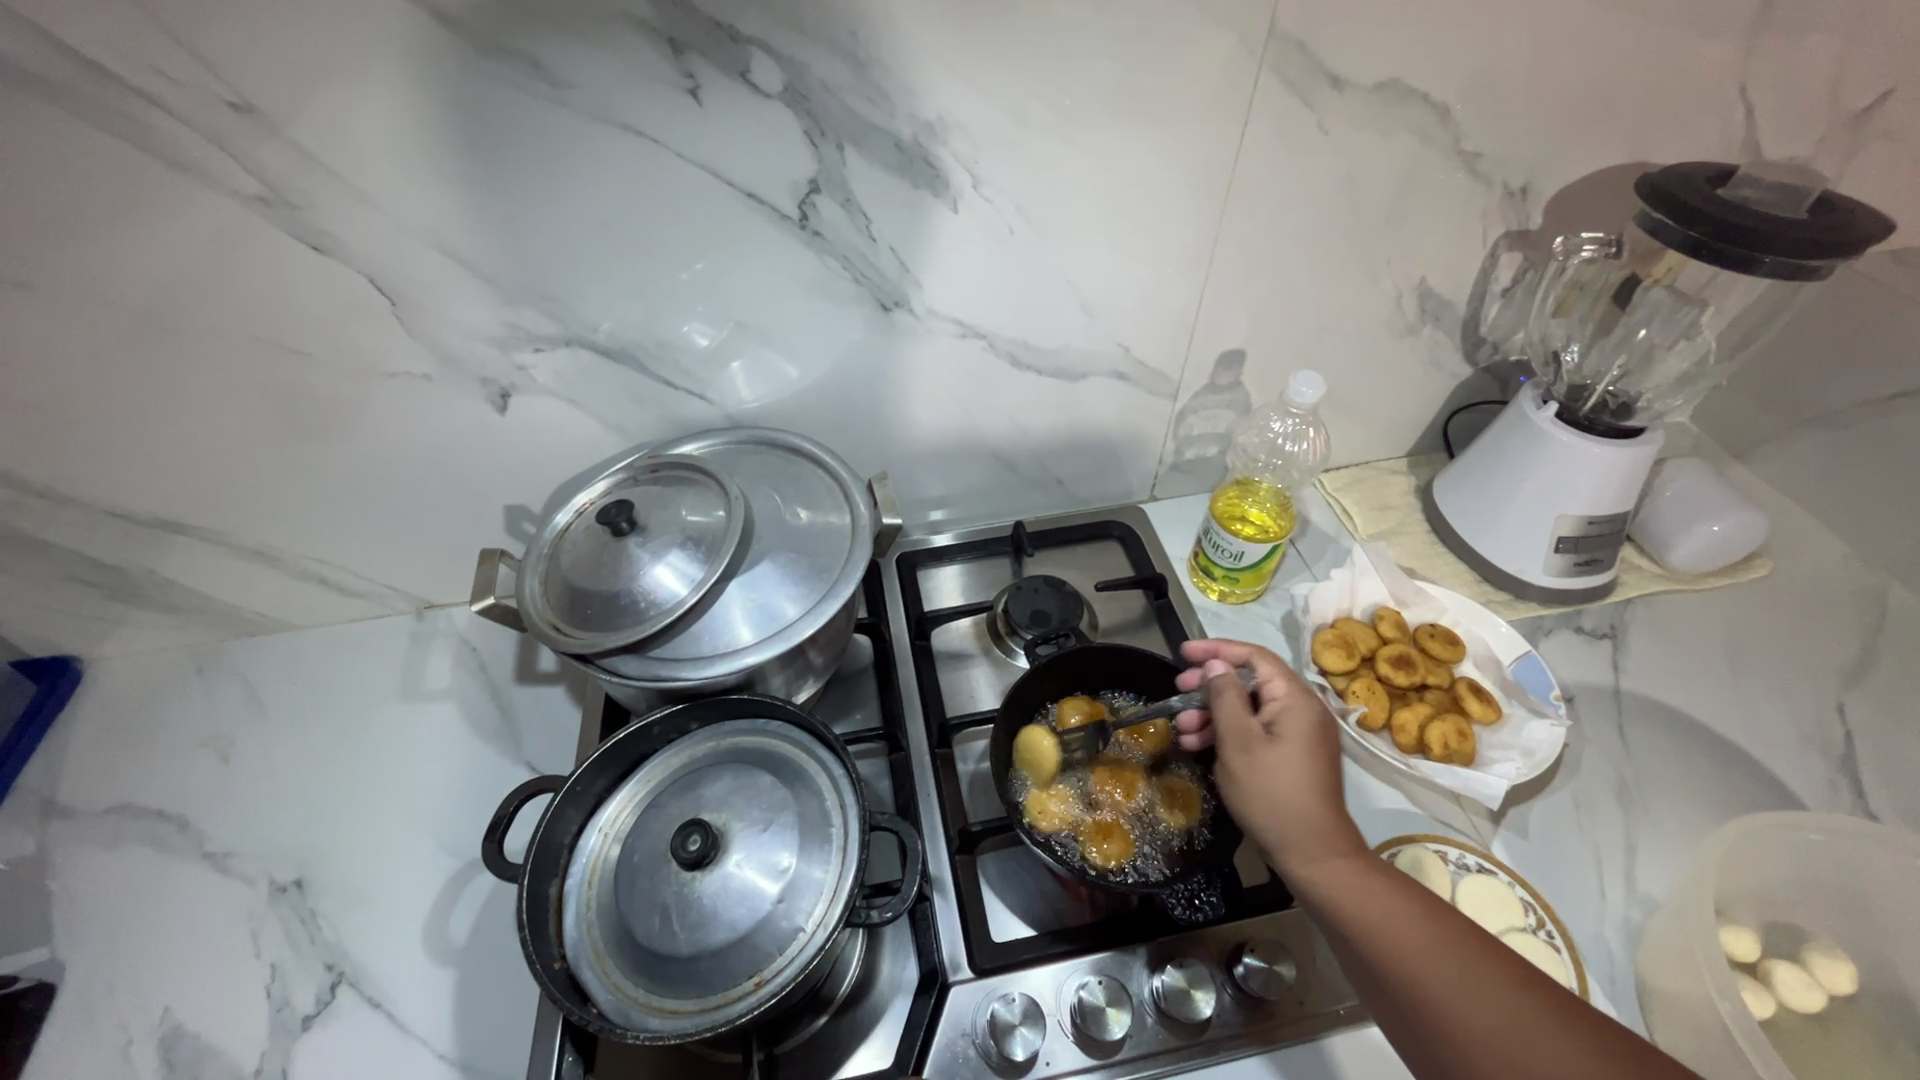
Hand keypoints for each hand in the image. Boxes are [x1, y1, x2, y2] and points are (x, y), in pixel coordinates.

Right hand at [1173, 639, 1367, 878]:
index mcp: (1296, 698)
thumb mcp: (1238, 741)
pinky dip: (1229, 734)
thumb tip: (1216, 665)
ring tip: (1182, 731)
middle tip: (1177, 691)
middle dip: (1210, 687)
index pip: (1255, 657)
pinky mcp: (1294, 755)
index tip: (1183, 652)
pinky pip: (1258, 731)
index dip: (1217, 650)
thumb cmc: (1271, 793)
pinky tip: (1199, 746)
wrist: (1312, 853)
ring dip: (1213, 715)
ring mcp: (1300, 734)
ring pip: (1250, 709)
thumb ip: (1224, 696)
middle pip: (1251, 682)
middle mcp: (1303, 709)